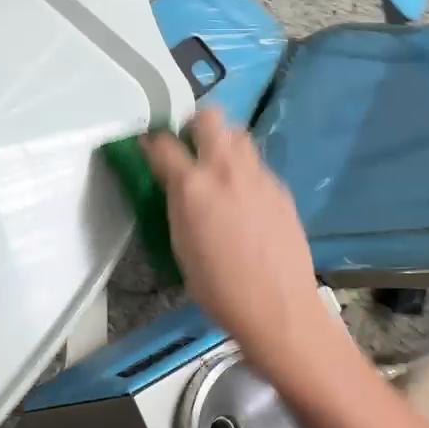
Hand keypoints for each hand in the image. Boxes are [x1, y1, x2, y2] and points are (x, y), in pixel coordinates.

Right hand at [140, 110, 331, 353]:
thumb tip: (174, 188)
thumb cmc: (217, 288)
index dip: (151, 144)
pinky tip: (243, 199)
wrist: (278, 308)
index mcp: (191, 186)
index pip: (163, 144)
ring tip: (216, 168)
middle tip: (187, 148)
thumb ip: (177, 204)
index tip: (148, 151)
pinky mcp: (280, 189)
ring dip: (222, 143)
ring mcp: (258, 177)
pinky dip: (243, 171)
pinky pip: (256, 165)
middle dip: (193, 126)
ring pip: (238, 135)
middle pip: (209, 118)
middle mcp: (225, 170)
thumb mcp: (180, 244)